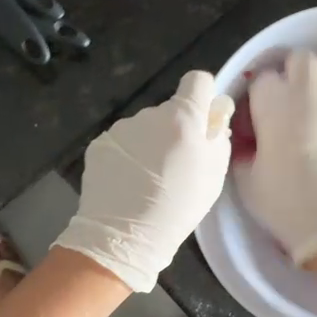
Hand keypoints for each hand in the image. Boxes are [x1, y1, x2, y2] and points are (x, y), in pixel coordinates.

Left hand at [54, 72, 234, 292]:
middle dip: (175, 130)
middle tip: (176, 165)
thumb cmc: (178, 207)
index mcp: (182, 117)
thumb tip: (215, 112)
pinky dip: (127, 156)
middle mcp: (149, 114)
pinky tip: (128, 183)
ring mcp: (120, 129)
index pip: (197, 80)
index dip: (203, 97)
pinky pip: (122, 143)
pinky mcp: (99, 145)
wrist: (124, 237)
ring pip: (144, 128)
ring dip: (150, 144)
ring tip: (149, 180)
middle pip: (169, 110)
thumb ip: (217, 135)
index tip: (202, 123)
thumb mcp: (214, 174)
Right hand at [235, 50, 316, 264]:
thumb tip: (251, 141)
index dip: (265, 99)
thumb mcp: (247, 180)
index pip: (264, 80)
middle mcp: (310, 84)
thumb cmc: (286, 205)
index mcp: (273, 98)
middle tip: (298, 110)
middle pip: (301, 61)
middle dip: (298, 79)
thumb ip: (246, 148)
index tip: (267, 119)